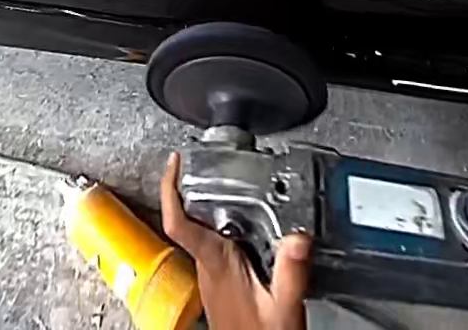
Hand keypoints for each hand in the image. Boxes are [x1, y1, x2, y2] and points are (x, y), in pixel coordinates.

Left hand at [160, 152, 312, 329]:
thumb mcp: (283, 309)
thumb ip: (290, 273)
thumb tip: (297, 236)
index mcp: (214, 263)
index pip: (177, 222)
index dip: (170, 188)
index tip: (175, 160)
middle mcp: (207, 265)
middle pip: (188, 217)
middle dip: (193, 185)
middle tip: (207, 159)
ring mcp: (212, 274)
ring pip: (202, 228)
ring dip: (210, 203)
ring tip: (229, 179)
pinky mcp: (222, 281)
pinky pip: (216, 241)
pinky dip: (226, 223)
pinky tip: (248, 220)